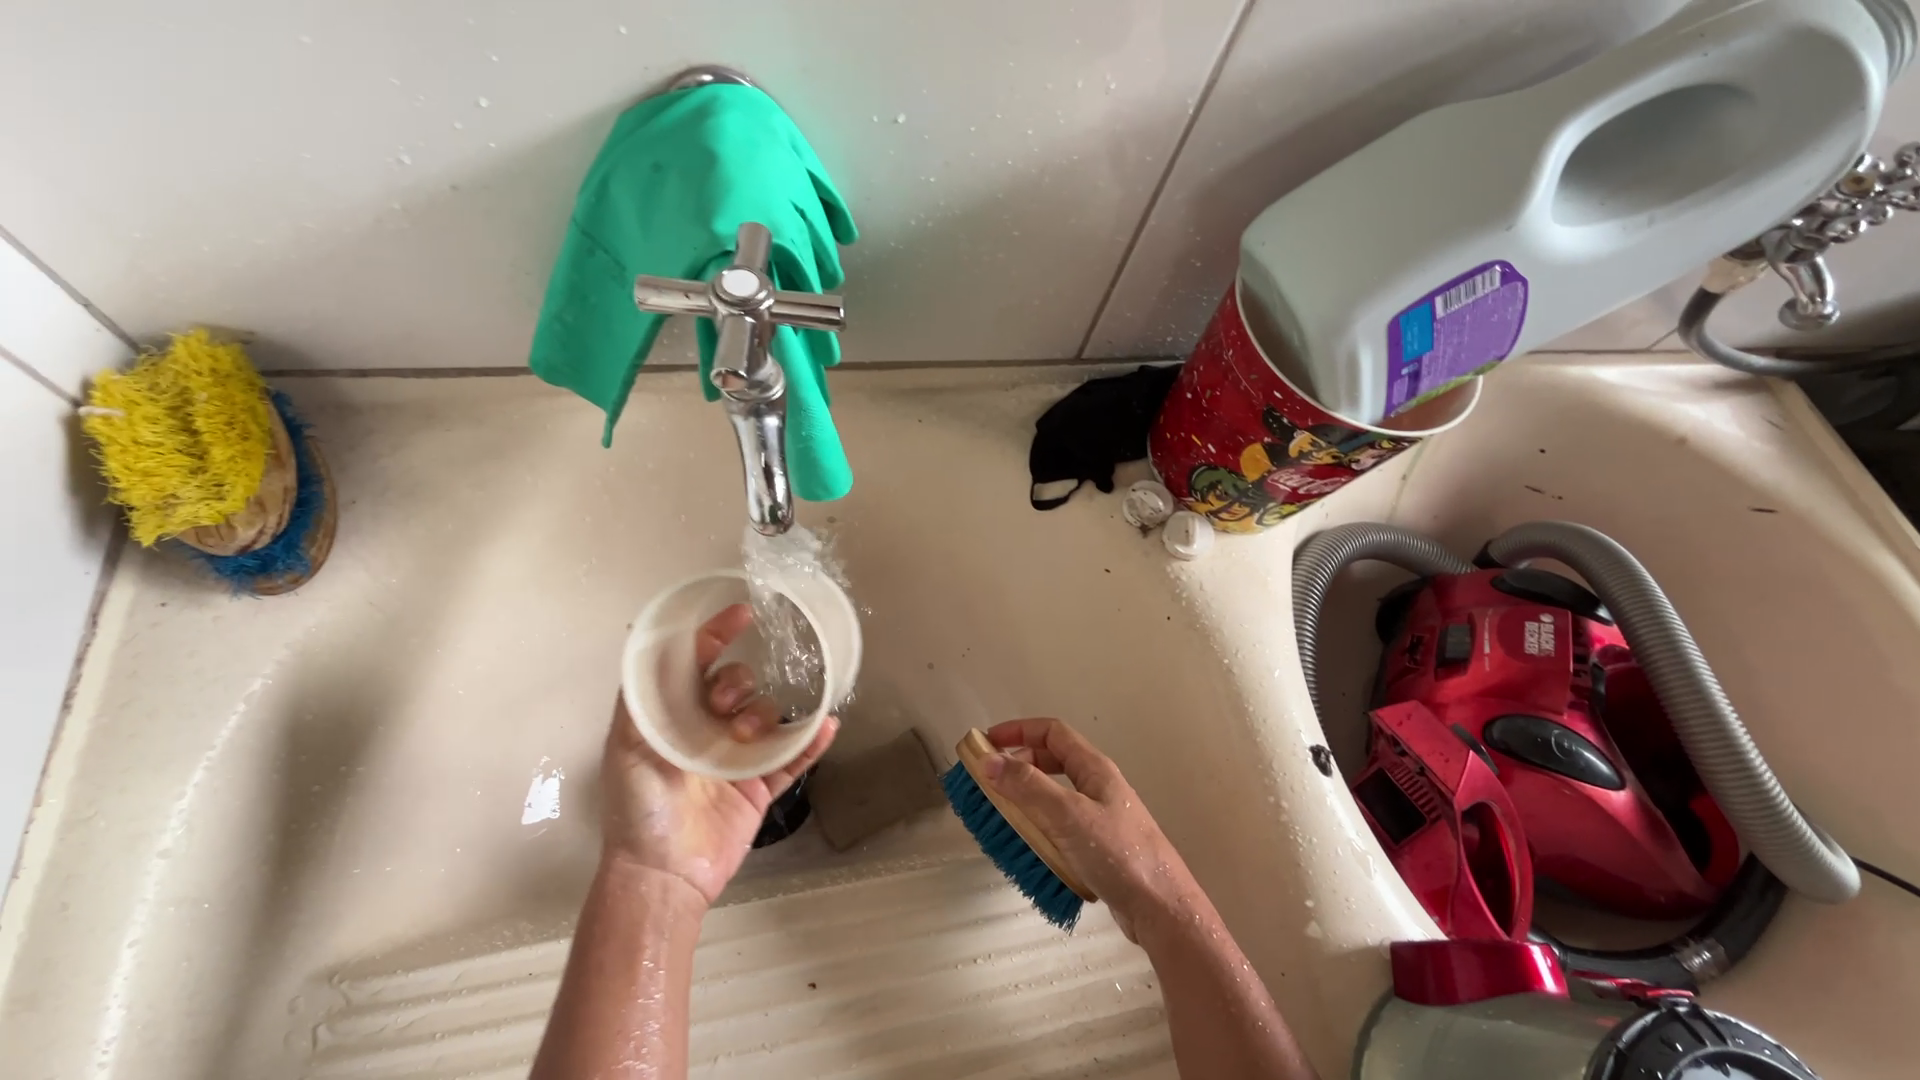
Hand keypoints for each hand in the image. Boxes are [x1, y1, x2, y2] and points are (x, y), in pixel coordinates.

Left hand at [600, 603, 836, 904]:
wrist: (662, 872)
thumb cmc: (638, 807)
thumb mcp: (626, 746)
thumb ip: (640, 699)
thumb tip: (657, 650)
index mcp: (674, 718)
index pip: (697, 664)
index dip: (716, 635)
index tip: (742, 614)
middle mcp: (707, 730)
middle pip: (737, 685)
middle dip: (737, 683)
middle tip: (724, 707)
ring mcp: (739, 758)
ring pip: (767, 715)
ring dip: (766, 713)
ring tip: (748, 735)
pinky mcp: (762, 787)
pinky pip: (794, 757)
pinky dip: (812, 740)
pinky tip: (827, 724)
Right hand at [980, 718, 1197, 940]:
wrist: (1161, 909)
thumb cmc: (1118, 855)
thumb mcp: (1067, 815)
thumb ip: (1028, 786)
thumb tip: (989, 760)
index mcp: (1094, 769)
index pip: (1052, 732)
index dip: (1018, 731)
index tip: (986, 743)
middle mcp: (1099, 787)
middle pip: (1054, 759)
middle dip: (1020, 762)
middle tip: (991, 778)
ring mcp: (1101, 818)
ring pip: (1057, 793)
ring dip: (1027, 795)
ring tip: (1002, 810)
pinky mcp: (1099, 847)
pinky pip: (1062, 824)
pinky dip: (1040, 824)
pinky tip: (1028, 842)